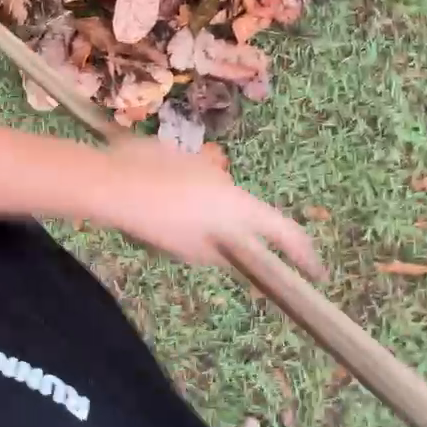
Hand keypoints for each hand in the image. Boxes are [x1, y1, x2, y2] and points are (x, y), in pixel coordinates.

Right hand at [86, 138, 326, 281]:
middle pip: (249, 241)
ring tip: (187, 198)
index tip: (318, 270)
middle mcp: (227, 237)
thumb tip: (218, 173)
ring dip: (212, 225)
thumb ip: (209, 169)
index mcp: (241, 210)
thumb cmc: (154, 165)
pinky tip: (161, 203)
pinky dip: (185, 225)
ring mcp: (197, 249)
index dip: (304, 253)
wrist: (109, 190)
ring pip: (218, 241)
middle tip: (231, 209)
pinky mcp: (170, 250)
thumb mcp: (188, 157)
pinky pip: (190, 239)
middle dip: (245, 230)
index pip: (287, 236)